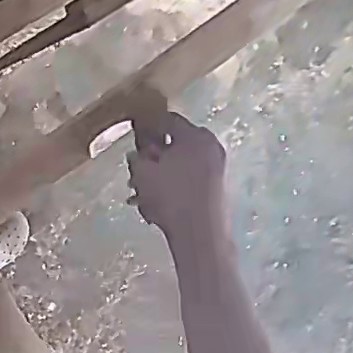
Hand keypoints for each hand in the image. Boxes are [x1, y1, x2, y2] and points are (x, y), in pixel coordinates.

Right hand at [126, 105, 228, 245]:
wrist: (200, 233)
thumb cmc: (169, 196)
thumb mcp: (142, 172)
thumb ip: (137, 157)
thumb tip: (138, 153)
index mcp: (195, 135)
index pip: (168, 120)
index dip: (148, 127)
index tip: (135, 138)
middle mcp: (210, 146)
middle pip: (176, 144)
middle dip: (155, 157)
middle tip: (136, 172)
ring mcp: (217, 168)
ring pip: (182, 165)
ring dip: (161, 175)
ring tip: (142, 194)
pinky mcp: (217, 189)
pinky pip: (190, 181)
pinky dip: (174, 187)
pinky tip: (157, 205)